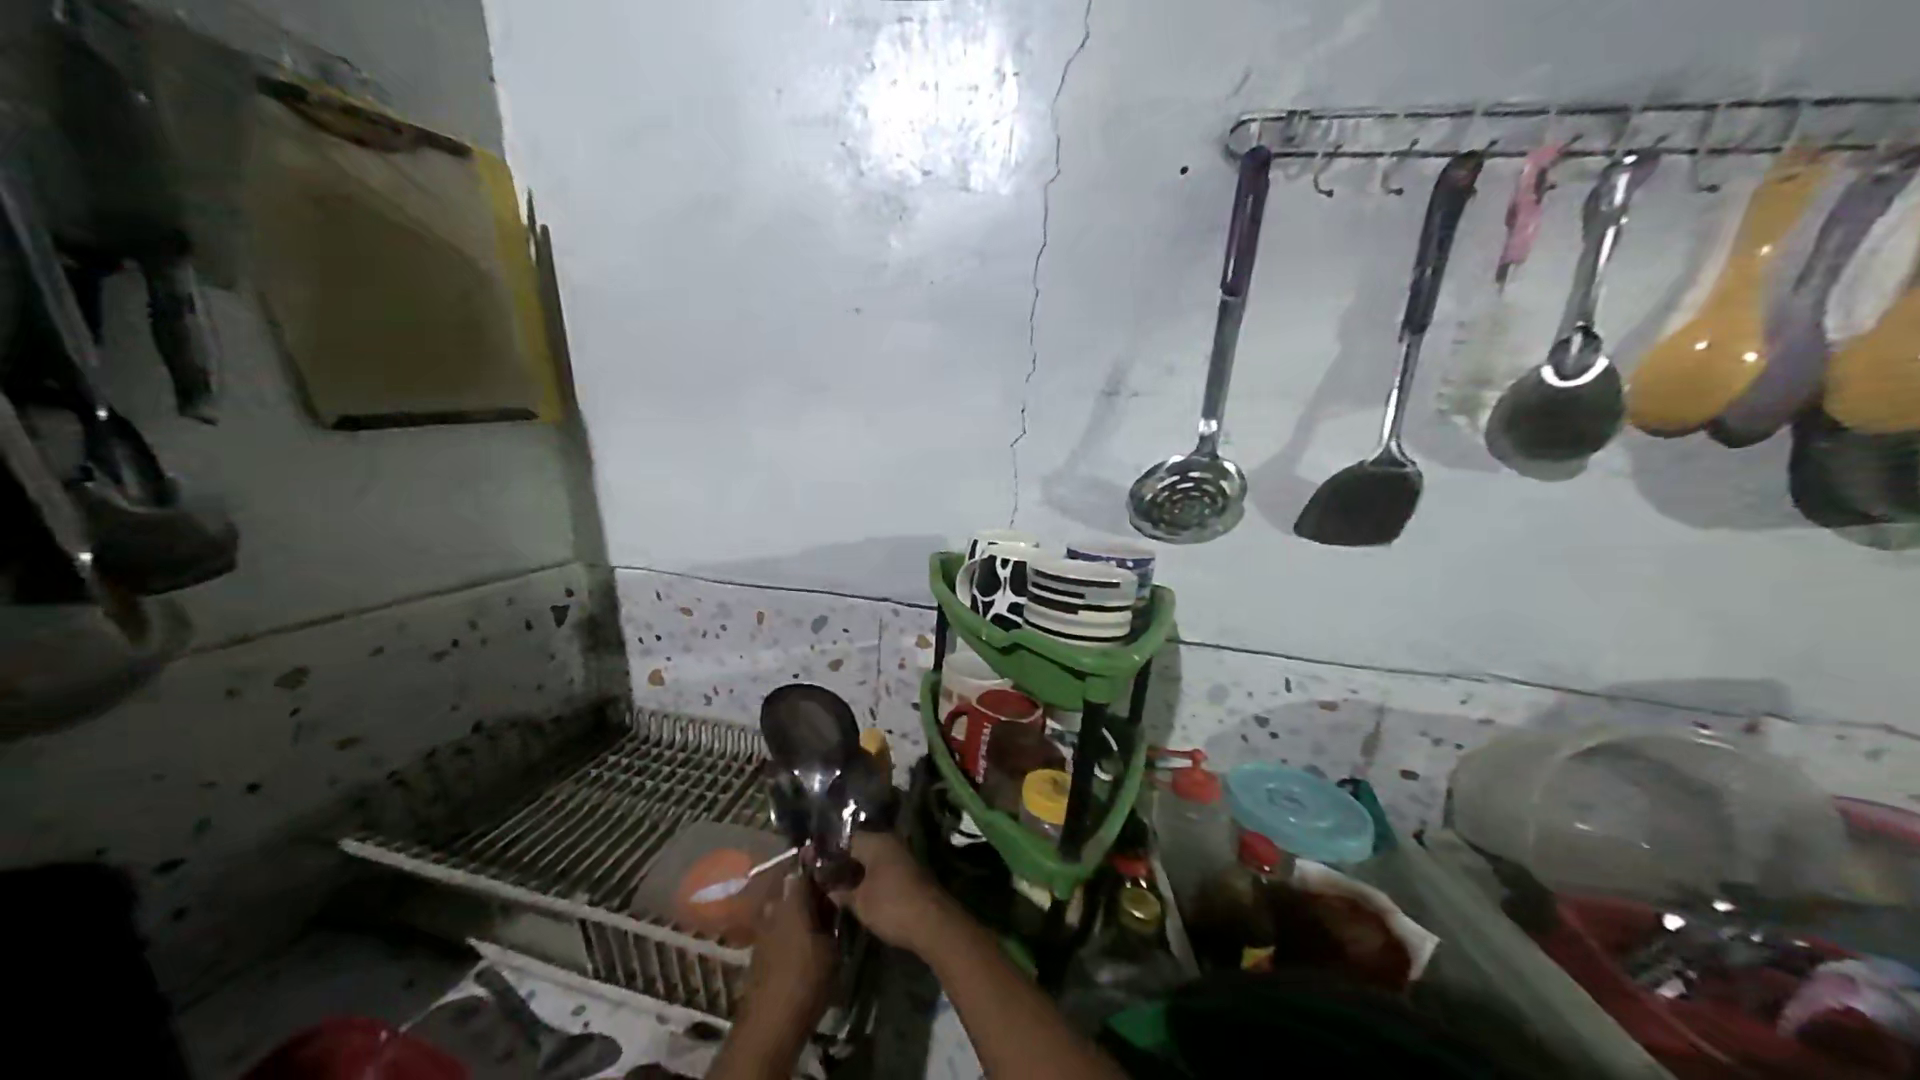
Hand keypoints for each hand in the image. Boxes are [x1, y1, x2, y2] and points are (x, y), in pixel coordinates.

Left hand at [739, 870, 835, 1035]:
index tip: (829, 854)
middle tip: (826, 880)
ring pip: (780, 900)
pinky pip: (775, 918)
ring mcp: (762, 926)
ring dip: (795, 897)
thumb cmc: (807, 978)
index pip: (803, 867)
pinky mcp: (758, 945)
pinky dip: (787, 916)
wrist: (770, 1020)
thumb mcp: (831, 946)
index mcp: (793, 900)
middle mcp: (773, 906)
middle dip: (804, 877)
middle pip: (788, 881)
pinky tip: (803, 927)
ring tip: (817, 904)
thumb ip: (829, 916)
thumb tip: (831, 898)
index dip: (815, 859)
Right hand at [828, 832, 954, 953]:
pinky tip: (857, 895)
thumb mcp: (860, 902)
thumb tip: (825, 889)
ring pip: (871, 860)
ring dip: (856, 873)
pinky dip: (869, 879)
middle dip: (841, 864)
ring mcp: (902, 857)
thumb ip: (840, 893)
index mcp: (876, 841)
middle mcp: (890, 842)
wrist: (934, 923)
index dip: (827, 853)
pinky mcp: (909, 873)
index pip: (845, 839)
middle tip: (821, 880)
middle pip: (859, 848)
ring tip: (835, 890)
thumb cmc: (892, 906)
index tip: (811, 866)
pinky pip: (882, 870)